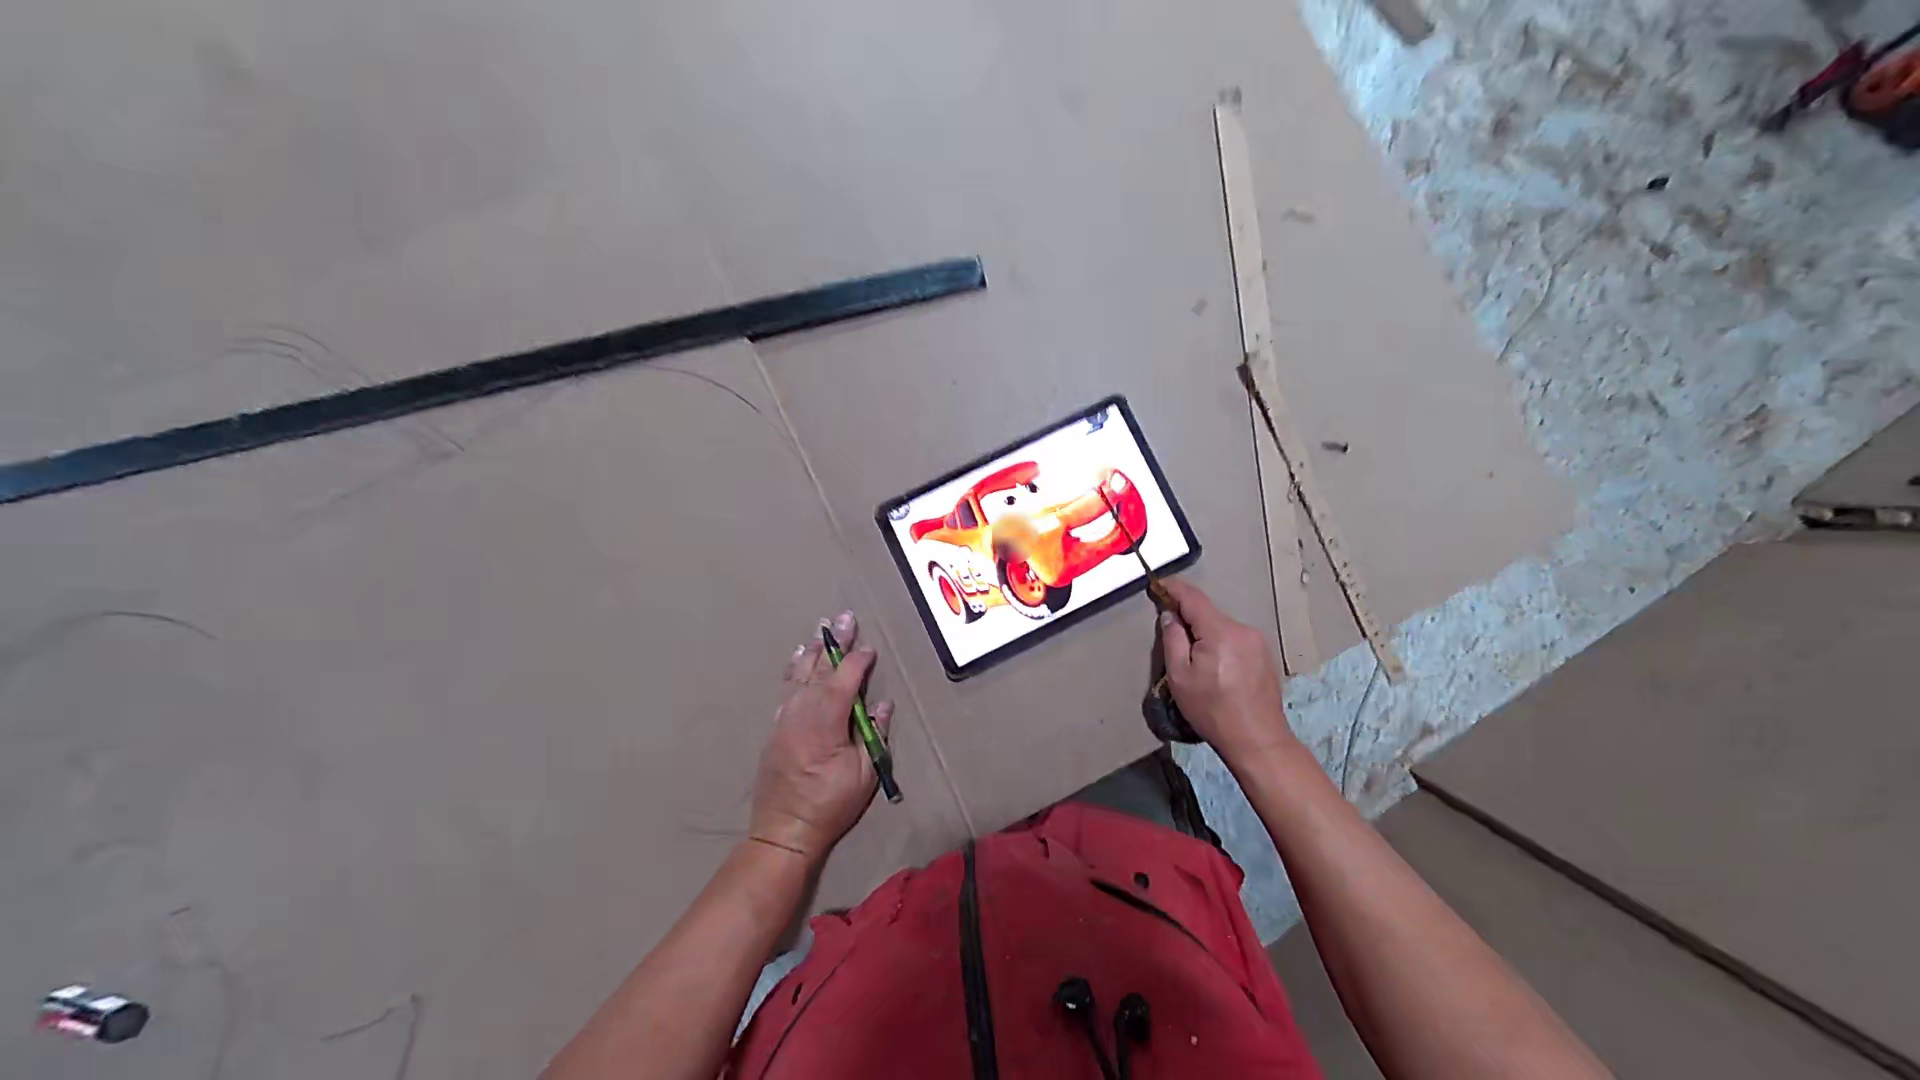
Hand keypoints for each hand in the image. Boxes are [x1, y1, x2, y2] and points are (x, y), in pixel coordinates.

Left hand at [749, 611, 892, 862]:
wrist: (782, 830)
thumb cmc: (829, 804)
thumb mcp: (864, 774)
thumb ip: (873, 734)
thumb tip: (882, 705)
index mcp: (826, 720)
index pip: (844, 679)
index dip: (858, 661)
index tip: (870, 648)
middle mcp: (802, 711)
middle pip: (820, 669)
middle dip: (834, 643)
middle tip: (844, 617)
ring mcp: (785, 718)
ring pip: (799, 675)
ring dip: (812, 651)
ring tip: (820, 630)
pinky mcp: (775, 728)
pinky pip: (786, 689)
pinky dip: (794, 670)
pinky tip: (797, 660)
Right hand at [1159, 578, 1296, 766]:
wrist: (1257, 739)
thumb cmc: (1213, 711)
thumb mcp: (1180, 677)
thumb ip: (1173, 640)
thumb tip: (1170, 616)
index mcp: (1220, 632)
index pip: (1193, 598)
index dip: (1173, 588)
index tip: (1158, 586)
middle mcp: (1243, 630)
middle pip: (1208, 612)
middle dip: (1187, 617)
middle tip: (1171, 636)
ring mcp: (1257, 641)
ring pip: (1221, 626)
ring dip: (1204, 633)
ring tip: (1194, 661)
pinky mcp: (1264, 654)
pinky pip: (1234, 638)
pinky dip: (1219, 643)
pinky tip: (1215, 668)